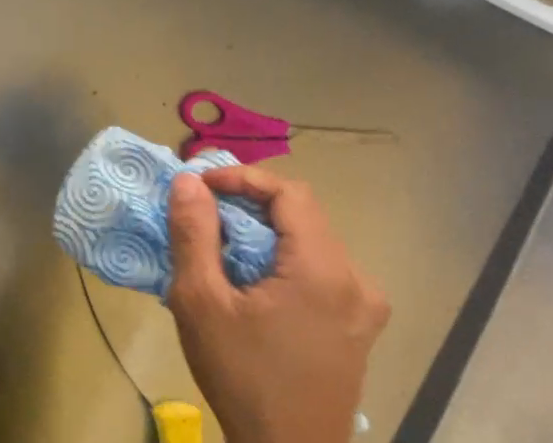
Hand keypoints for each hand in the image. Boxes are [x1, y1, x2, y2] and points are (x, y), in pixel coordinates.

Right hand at [166, 167, 389, 442]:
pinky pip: (318, 269)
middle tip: (198, 212)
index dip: (241, 178)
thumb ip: (194, 233)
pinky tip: (245, 278)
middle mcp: (357, 283)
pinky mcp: (357, 327)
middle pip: (302, 216)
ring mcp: (364, 308)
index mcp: (324, 272)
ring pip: (310, 242)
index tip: (198, 187)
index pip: (290, 194)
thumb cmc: (241, 373)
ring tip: (215, 244)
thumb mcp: (200, 299)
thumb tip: (189, 182)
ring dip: (262, 231)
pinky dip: (279, 257)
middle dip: (247, 204)